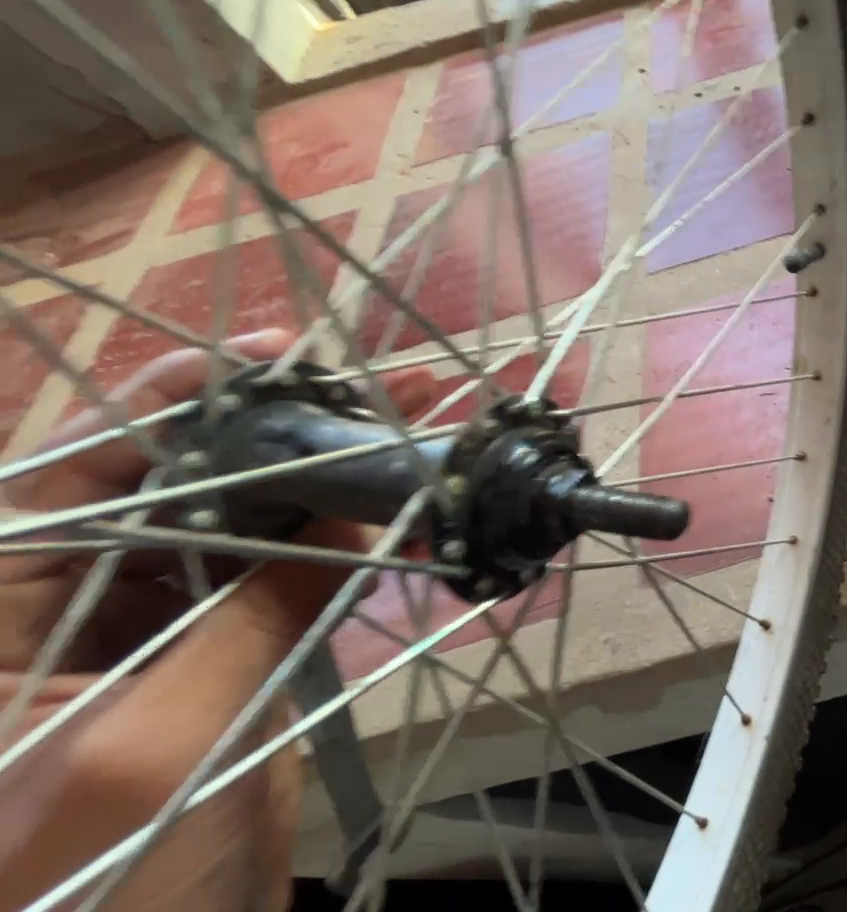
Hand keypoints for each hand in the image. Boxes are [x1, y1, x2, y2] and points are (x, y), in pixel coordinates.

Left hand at [0, 331, 432, 910]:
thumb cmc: (95, 884)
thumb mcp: (161, 739)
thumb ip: (253, 613)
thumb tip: (352, 510)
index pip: (77, 471)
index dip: (177, 401)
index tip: (277, 359)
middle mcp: (59, 606)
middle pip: (176, 488)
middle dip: (281, 433)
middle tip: (387, 390)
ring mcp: (146, 636)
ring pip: (242, 531)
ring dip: (326, 483)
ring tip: (414, 432)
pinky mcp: (215, 661)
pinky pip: (281, 583)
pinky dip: (342, 545)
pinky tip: (400, 513)